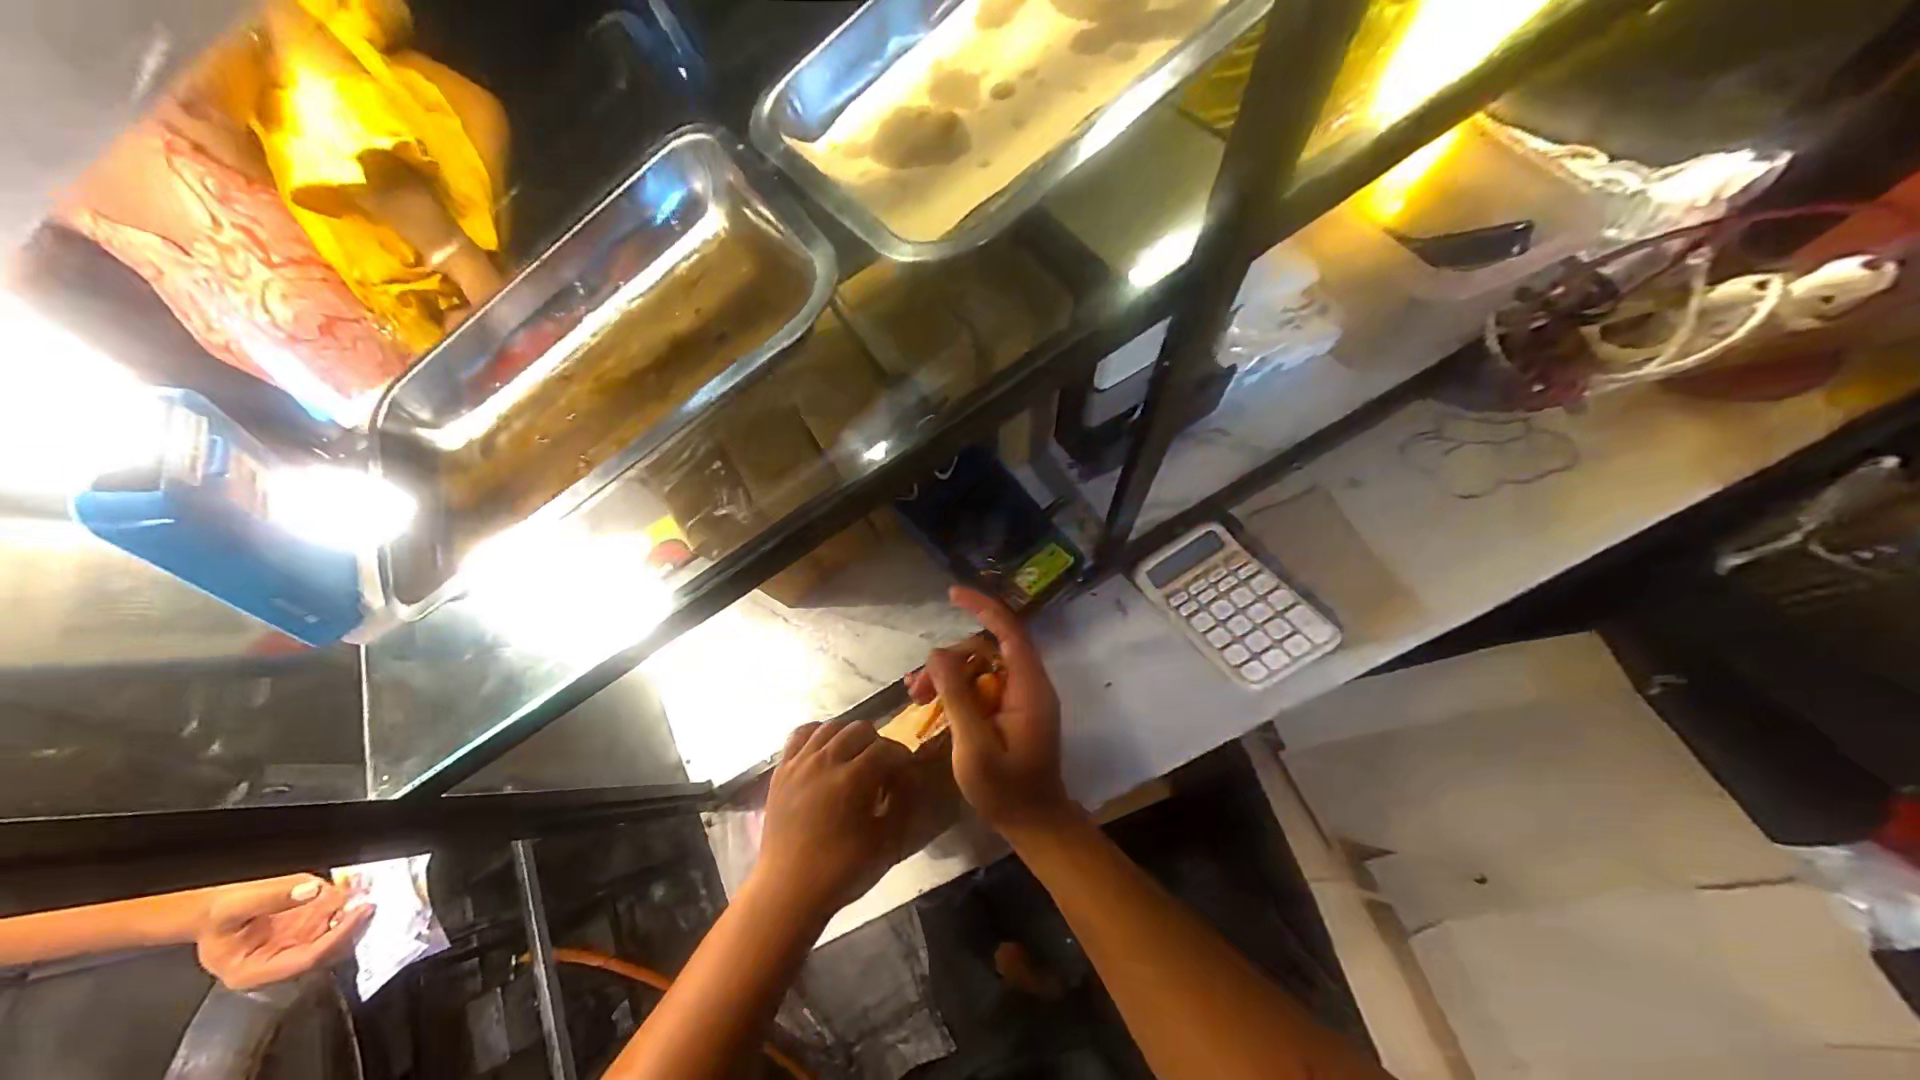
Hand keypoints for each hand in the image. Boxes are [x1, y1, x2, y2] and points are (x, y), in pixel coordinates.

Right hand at [197, 874, 372, 990]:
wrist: (217, 910)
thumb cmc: (217, 916)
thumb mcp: (232, 907)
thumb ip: (272, 897)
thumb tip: (312, 890)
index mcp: (255, 971)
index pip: (309, 959)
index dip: (339, 936)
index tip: (361, 912)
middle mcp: (283, 962)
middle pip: (330, 950)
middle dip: (354, 925)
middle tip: (370, 900)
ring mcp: (300, 946)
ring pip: (339, 936)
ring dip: (357, 914)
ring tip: (368, 890)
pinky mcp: (311, 931)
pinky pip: (337, 921)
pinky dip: (351, 904)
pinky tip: (359, 887)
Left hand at [754, 718, 915, 917]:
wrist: (789, 890)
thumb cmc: (842, 870)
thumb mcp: (886, 843)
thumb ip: (904, 805)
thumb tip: (912, 781)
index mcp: (853, 778)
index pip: (886, 749)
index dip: (901, 757)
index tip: (906, 772)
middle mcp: (825, 761)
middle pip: (859, 729)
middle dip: (877, 743)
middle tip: (882, 767)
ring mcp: (799, 763)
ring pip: (831, 727)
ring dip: (849, 736)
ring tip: (855, 757)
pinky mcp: (781, 771)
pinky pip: (801, 735)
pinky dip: (817, 734)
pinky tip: (825, 749)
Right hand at [909, 586, 1077, 833]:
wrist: (1034, 824)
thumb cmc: (1007, 790)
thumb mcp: (974, 746)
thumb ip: (957, 697)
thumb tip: (937, 653)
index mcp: (1029, 688)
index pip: (1009, 632)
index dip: (982, 607)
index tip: (952, 594)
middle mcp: (1028, 686)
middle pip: (987, 651)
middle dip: (949, 660)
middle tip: (915, 686)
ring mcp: (1020, 700)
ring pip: (980, 670)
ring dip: (948, 677)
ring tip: (916, 697)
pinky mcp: (1010, 713)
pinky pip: (981, 689)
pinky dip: (957, 693)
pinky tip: (931, 706)